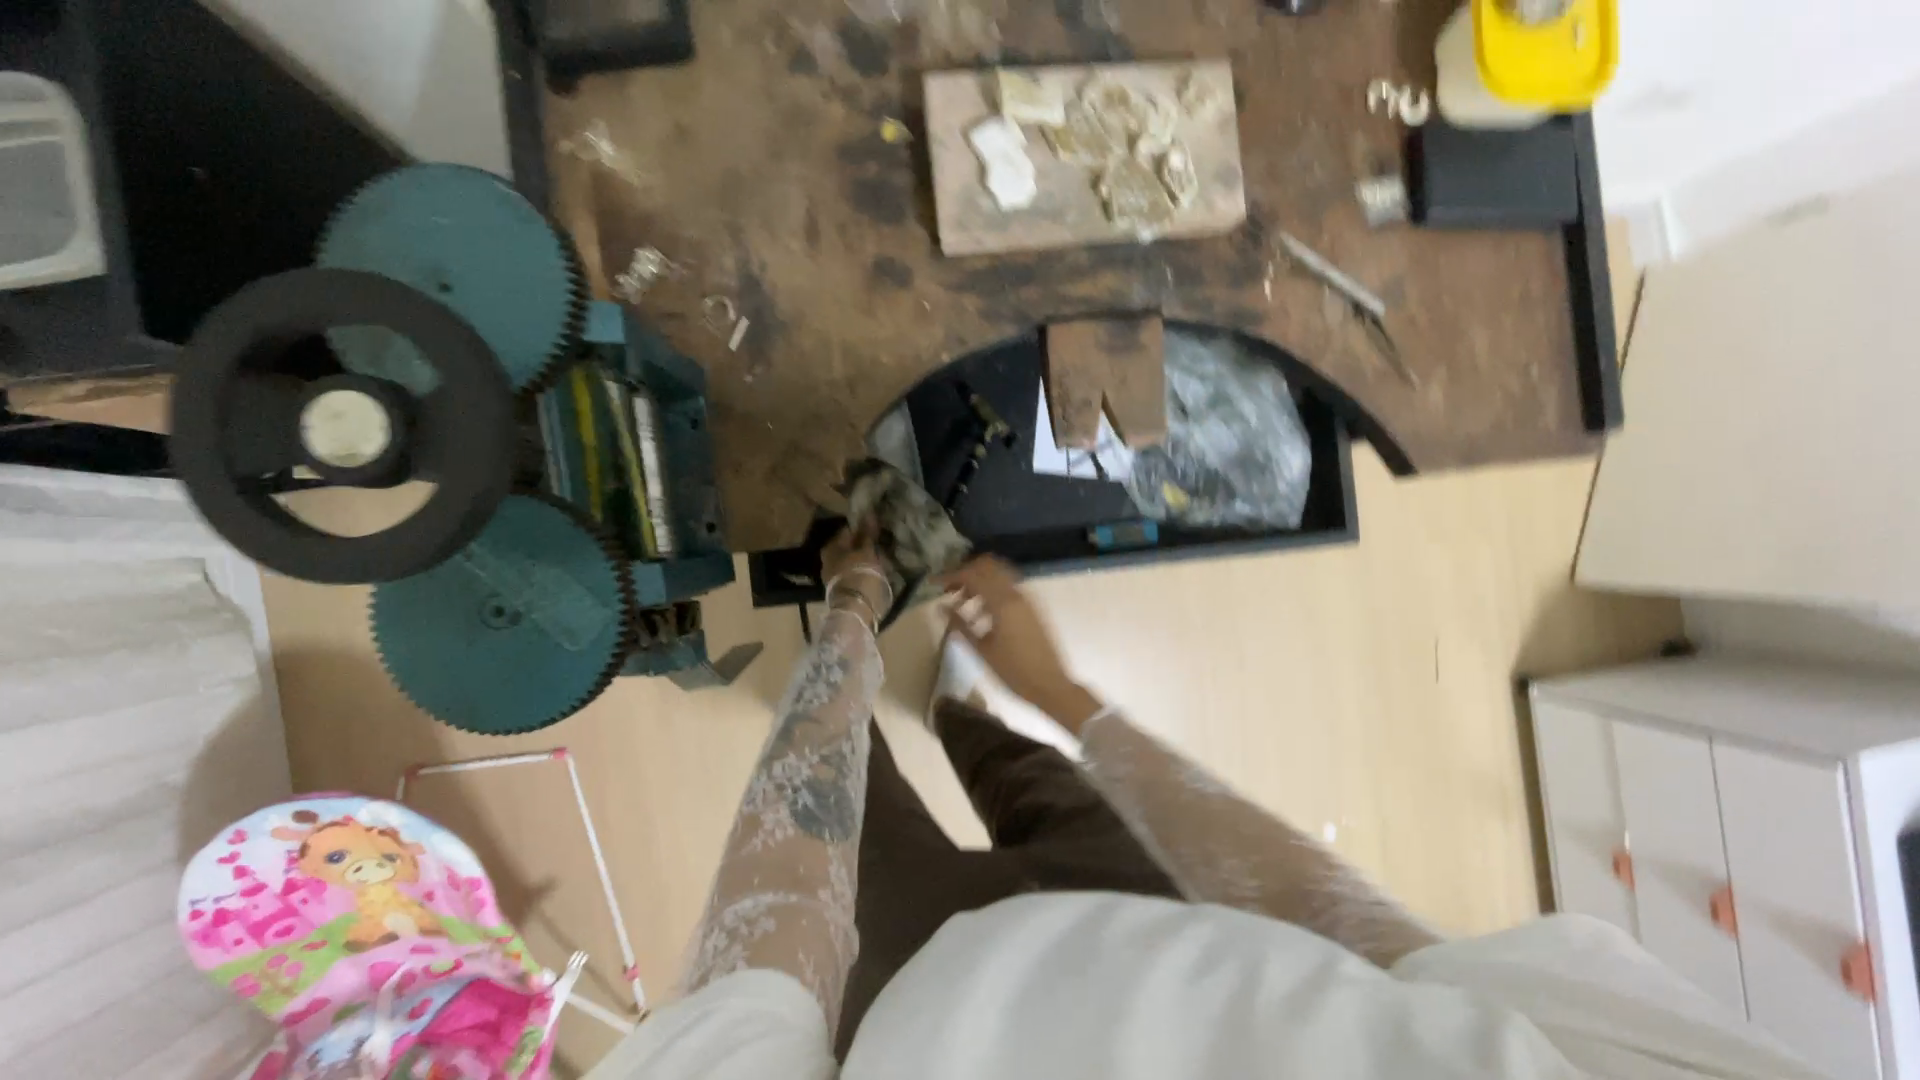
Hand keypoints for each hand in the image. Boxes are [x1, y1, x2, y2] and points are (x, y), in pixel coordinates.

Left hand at [821, 525, 891, 632]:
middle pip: (847, 547)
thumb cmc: (861, 575)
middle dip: (861, 544)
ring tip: (879, 558)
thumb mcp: (867, 552)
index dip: (862, 528)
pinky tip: (872, 572)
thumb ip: (867, 534)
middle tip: (879, 543)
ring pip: (849, 560)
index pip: (847, 530)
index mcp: (830, 548)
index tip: (876, 529)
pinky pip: (851, 573)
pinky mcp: (840, 589)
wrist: (856, 610)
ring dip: (861, 558)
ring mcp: (832, 576)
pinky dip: (860, 570)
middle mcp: (827, 560)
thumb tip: (868, 514)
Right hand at [938, 556, 1104, 733]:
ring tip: (963, 604)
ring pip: (999, 575)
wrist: (1050, 685)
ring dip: (980, 581)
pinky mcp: (1033, 607)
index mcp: (1002, 603)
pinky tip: (981, 614)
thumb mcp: (981, 650)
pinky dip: (993, 591)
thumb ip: (960, 625)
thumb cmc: (1013, 672)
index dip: (950, 575)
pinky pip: (1009, 588)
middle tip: (950, 590)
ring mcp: (1028, 599)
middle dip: (966, 573)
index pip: (972, 575)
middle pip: (988, 565)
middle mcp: (1016, 594)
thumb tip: (940, 607)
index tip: (933, 583)